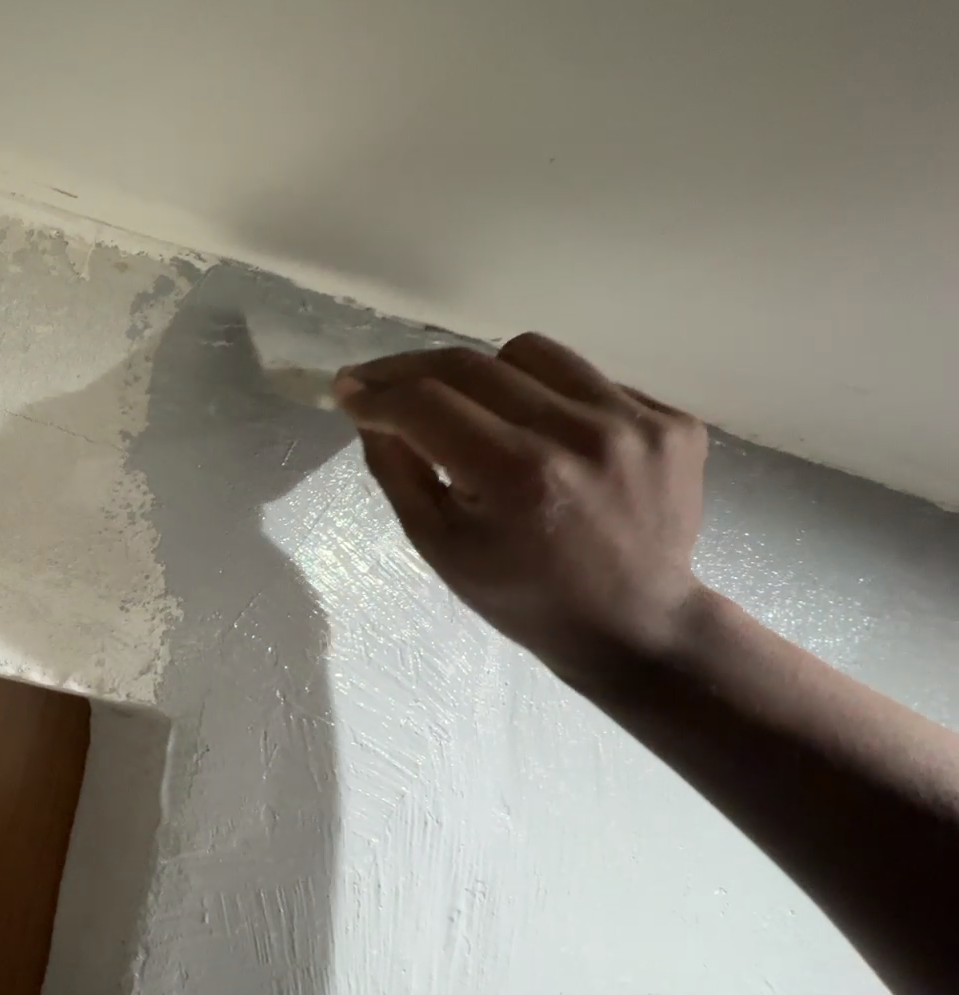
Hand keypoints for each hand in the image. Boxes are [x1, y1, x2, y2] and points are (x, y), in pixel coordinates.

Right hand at [332, 333, 712, 676]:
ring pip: (527, 353)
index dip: (375, 393)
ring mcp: (635, 422)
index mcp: (516, 476)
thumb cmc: (516, 592)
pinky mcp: (668, 420)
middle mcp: (580, 434)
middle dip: (408, 369)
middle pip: (469, 364)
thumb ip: (395, 469)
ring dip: (478, 374)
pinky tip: (535, 435)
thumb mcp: (435, 542)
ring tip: (467, 410)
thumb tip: (367, 410)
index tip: (345, 390)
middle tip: (377, 382)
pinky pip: (582, 377)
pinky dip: (540, 395)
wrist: (630, 621)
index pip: (425, 404)